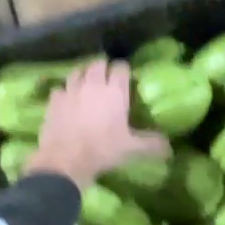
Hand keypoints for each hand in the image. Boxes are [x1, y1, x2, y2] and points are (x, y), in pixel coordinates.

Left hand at [25, 60, 169, 188]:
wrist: (65, 160)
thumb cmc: (102, 151)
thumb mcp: (131, 149)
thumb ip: (151, 144)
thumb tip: (169, 147)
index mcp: (114, 91)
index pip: (121, 67)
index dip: (124, 70)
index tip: (126, 78)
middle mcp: (93, 84)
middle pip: (97, 63)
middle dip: (103, 68)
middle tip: (107, 80)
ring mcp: (71, 90)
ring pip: (77, 71)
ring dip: (83, 75)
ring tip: (87, 86)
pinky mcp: (54, 100)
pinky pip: (60, 89)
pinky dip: (65, 92)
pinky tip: (67, 101)